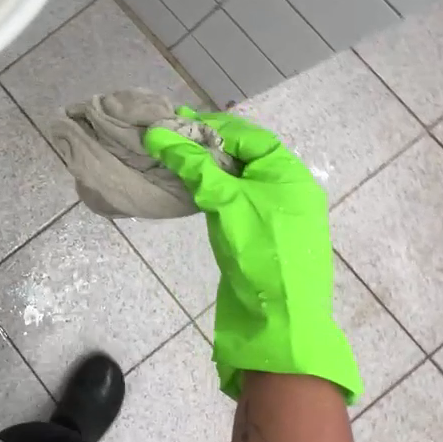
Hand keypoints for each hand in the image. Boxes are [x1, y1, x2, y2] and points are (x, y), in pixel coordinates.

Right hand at [144, 109, 361, 402]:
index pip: (244, 133)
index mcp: (287, 172)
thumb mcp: (225, 201)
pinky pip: (234, 198)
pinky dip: (211, 189)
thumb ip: (192, 165)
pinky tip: (187, 189)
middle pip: (241, 153)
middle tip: (164, 139)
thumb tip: (155, 132)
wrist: (279, 319)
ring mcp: (275, 212)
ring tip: (170, 160)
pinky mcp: (260, 233)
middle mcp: (286, 186)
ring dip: (205, 167)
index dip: (207, 125)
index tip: (170, 121)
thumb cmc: (259, 251)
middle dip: (203, 144)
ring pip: (235, 177)